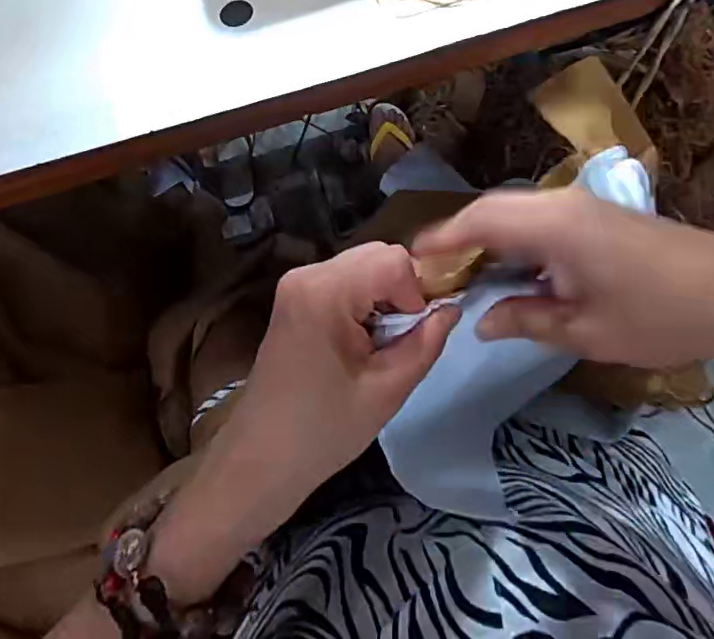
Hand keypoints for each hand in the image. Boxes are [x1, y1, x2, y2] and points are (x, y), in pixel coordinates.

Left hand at [224, 242, 457, 502]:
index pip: (394, 260)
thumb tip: (453, 306)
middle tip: (402, 338)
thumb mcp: (387, 390)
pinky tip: (361, 339)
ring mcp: (297, 281)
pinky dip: (365, 298)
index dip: (415, 292)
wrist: (260, 459)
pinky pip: (346, 278)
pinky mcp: (295, 295)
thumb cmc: (323, 430)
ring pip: (364, 264)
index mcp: (326, 291)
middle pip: (379, 254)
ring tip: (380, 343)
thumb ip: (426, 341)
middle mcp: (308, 273)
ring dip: (385, 295)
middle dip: (402, 290)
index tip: (412, 334)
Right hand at [415, 188, 713, 370]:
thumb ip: (526, 320)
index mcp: (553, 225)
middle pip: (494, 208)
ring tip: (465, 269)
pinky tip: (512, 266)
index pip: (480, 219)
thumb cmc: (659, 316)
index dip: (442, 236)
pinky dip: (514, 236)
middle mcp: (562, 203)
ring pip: (517, 210)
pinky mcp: (597, 213)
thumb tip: (480, 320)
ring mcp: (582, 204)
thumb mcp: (586, 330)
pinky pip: (539, 216)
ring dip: (487, 234)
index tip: (413, 258)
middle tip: (435, 269)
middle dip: (459, 234)